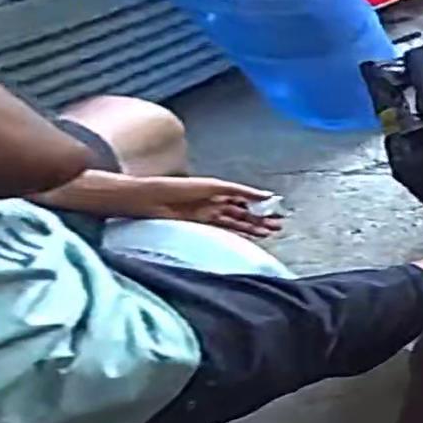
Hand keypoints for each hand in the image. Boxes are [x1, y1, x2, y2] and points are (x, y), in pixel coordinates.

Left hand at [125, 176, 281, 236]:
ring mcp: (208, 215)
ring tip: (269, 233)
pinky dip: (239, 233)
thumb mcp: (213, 185)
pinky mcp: (200, 225)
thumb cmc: (177, 188)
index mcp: (220, 191)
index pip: (247, 199)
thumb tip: (269, 195)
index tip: (278, 210)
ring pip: (237, 222)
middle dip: (262, 218)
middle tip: (279, 225)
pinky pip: (224, 230)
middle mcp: (216, 203)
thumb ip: (241, 191)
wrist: (143, 200)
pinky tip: (251, 237)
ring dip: (253, 227)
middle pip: (244, 212)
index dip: (263, 204)